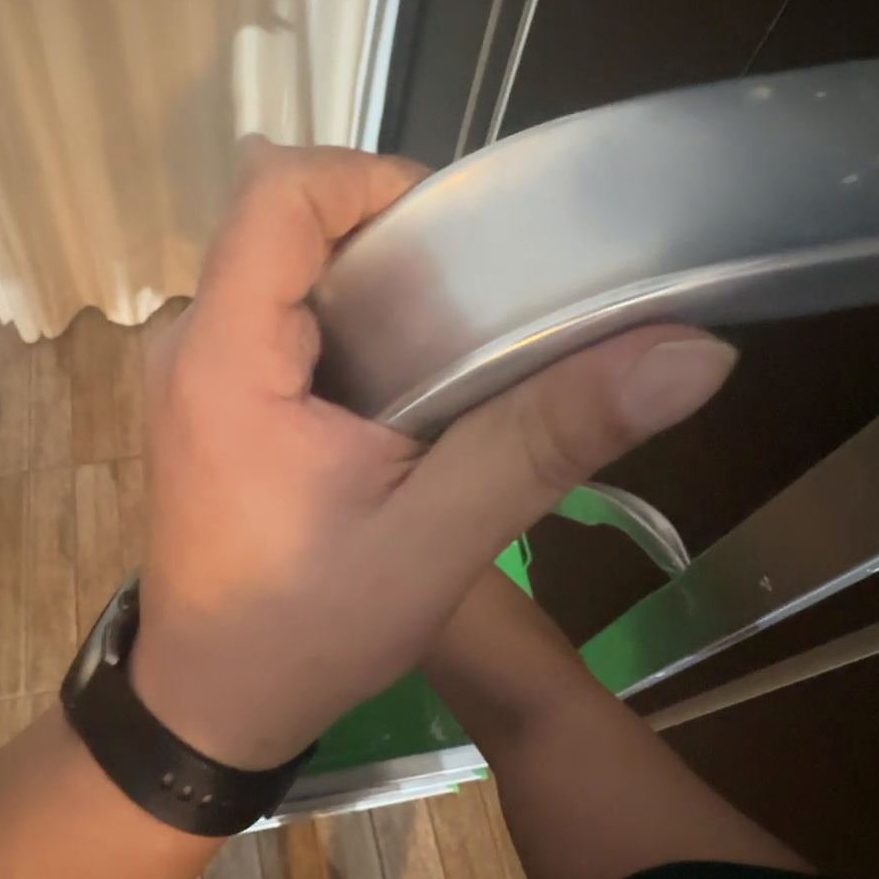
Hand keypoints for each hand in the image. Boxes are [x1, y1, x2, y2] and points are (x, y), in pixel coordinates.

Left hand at [131, 142, 736, 768]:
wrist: (212, 698)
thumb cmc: (305, 630)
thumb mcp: (436, 541)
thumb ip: (547, 439)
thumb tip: (691, 353)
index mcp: (224, 357)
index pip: (278, 192)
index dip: (370, 180)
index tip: (452, 240)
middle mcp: (189, 341)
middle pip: (284, 222)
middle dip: (385, 239)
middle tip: (468, 309)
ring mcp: (187, 368)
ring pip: (281, 267)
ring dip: (367, 287)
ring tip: (441, 354)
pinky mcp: (200, 395)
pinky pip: (269, 315)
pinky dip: (338, 325)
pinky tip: (392, 388)